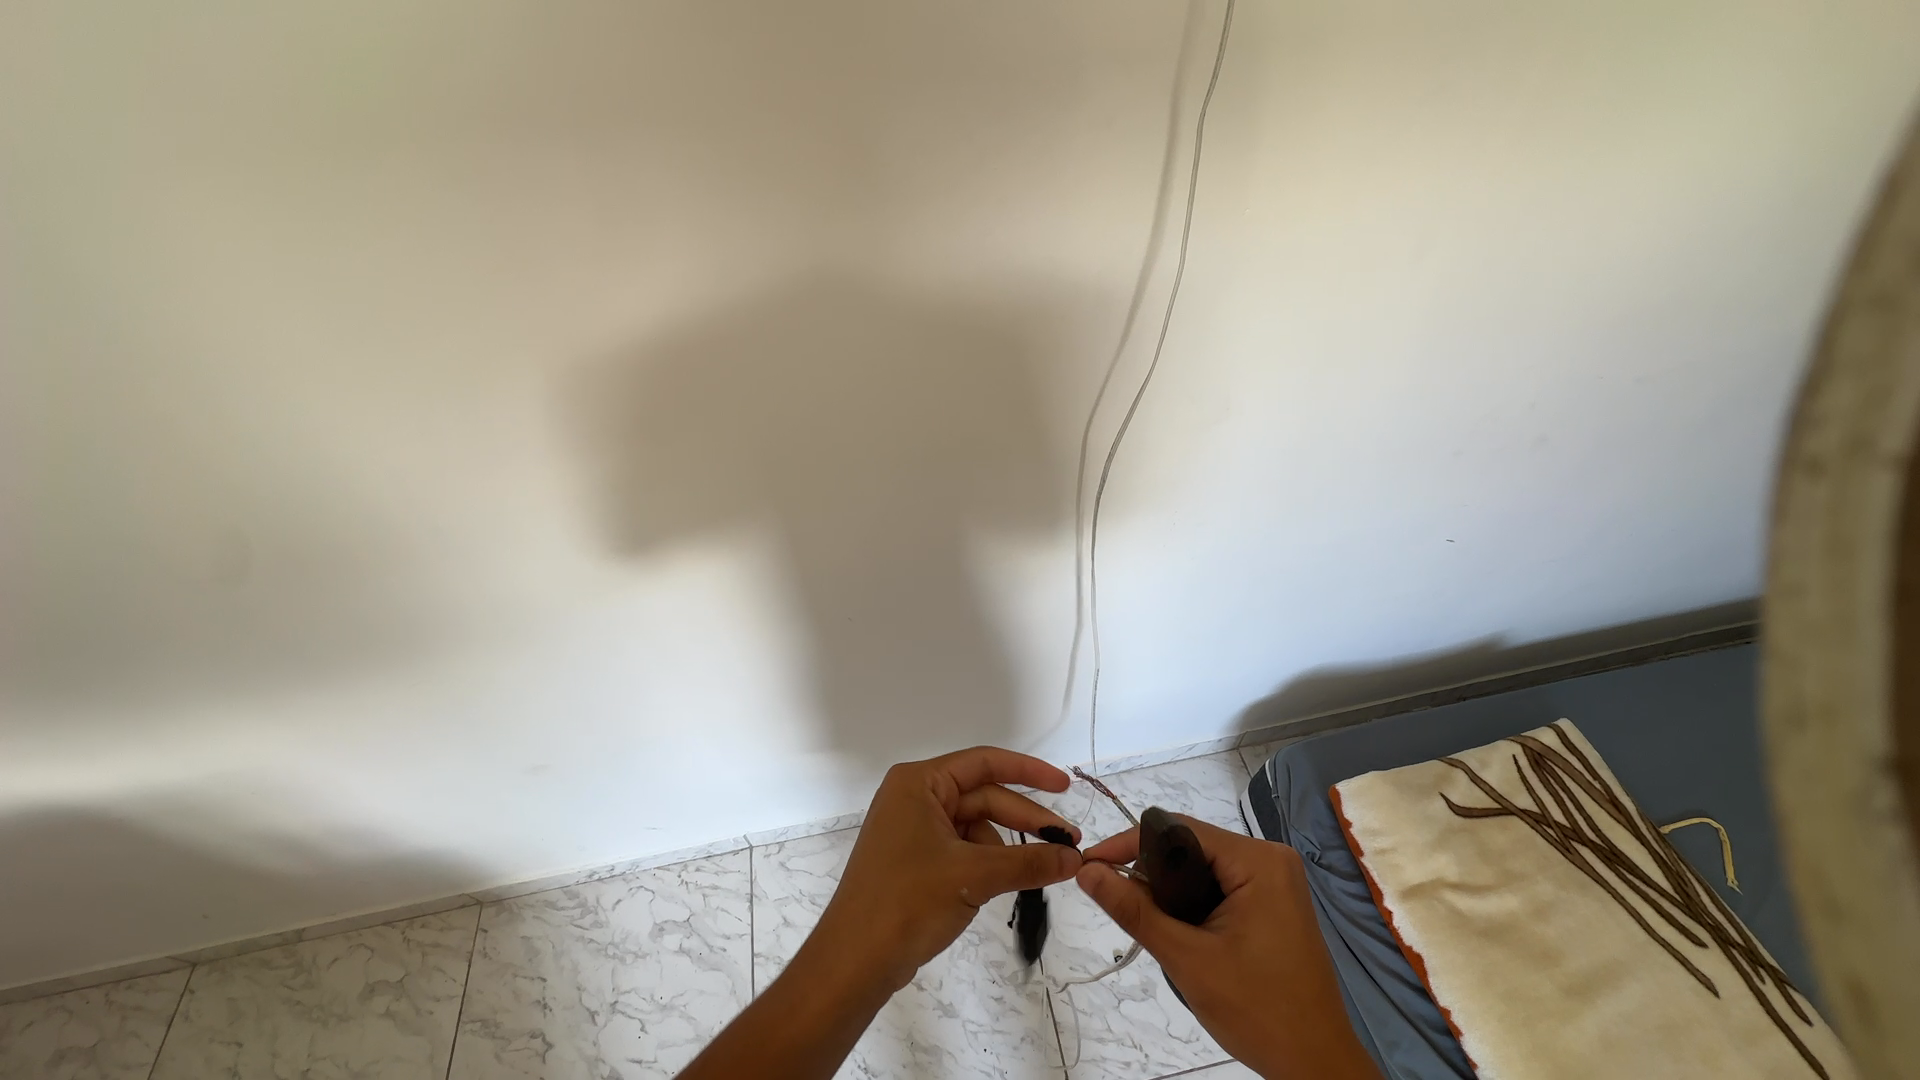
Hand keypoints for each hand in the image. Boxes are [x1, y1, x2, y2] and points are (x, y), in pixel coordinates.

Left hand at [814, 746, 1084, 992]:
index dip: (1028, 771)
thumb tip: (1075, 859)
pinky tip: (1003, 885)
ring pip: (976, 826)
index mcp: (920, 783)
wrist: (855, 961)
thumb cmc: (908, 902)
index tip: (1066, 785)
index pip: (984, 763)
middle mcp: (914, 797)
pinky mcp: (916, 860)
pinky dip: (988, 863)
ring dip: (1007, 848)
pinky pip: (963, 848)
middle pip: (984, 797)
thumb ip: (1028, 862)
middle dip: (1025, 820)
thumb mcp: (974, 876)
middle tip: (1069, 844)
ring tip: (1038, 872)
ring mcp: (913, 829)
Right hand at [1077, 816, 1378, 1079]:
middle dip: (1150, 872)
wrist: (1316, 1065)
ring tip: (1149, 923)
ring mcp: (1275, 880)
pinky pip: (1219, 884)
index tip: (1089, 865)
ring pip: (1201, 866)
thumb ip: (1134, 910)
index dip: (1129, 844)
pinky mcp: (1273, 902)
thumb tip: (1086, 872)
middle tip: (1119, 904)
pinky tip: (1179, 930)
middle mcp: (1269, 858)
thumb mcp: (1187, 959)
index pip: (1177, 830)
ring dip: (1169, 890)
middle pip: (1189, 845)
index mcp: (1257, 860)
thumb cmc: (1257, 1010)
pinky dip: (1192, 901)